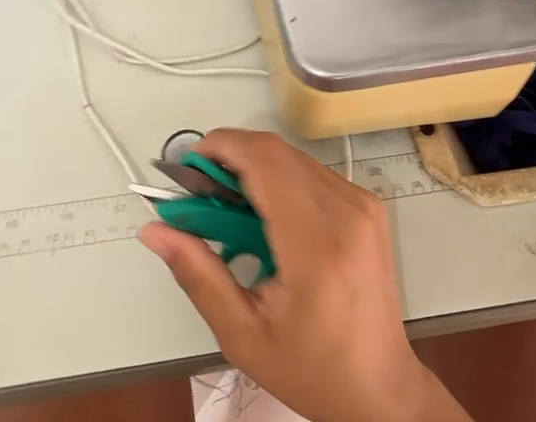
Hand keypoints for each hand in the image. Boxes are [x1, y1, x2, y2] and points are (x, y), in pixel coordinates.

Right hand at [139, 130, 468, 421]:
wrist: (380, 385)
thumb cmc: (312, 368)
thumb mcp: (242, 334)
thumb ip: (197, 274)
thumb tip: (155, 230)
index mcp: (317, 246)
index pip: (264, 163)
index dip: (221, 149)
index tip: (185, 167)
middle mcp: (346, 212)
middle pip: (276, 152)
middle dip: (229, 157)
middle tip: (197, 191)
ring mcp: (362, 204)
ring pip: (292, 156)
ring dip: (252, 167)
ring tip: (225, 208)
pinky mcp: (367, 205)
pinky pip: (310, 171)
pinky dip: (277, 178)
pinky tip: (260, 215)